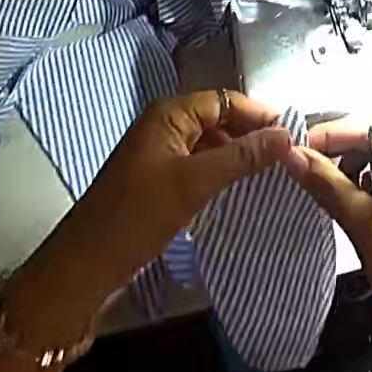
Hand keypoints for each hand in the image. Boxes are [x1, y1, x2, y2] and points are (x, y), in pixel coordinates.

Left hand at [3, 90, 293, 350]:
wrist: (81, 271)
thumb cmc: (137, 217)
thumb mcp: (195, 183)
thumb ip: (242, 157)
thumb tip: (286, 134)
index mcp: (169, 114)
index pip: (226, 100)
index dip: (258, 115)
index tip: (290, 136)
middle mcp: (163, 125)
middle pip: (218, 118)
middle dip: (249, 134)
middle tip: (284, 156)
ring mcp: (157, 152)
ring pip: (208, 142)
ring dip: (235, 154)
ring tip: (267, 172)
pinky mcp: (155, 178)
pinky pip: (196, 163)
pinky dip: (217, 171)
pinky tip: (235, 188)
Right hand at [281, 117, 371, 332]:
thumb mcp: (367, 228)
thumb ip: (330, 187)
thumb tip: (293, 155)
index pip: (367, 127)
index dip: (328, 134)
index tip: (294, 150)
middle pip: (371, 134)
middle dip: (336, 150)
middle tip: (302, 169)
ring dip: (347, 165)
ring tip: (325, 189)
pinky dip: (363, 178)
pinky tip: (349, 199)